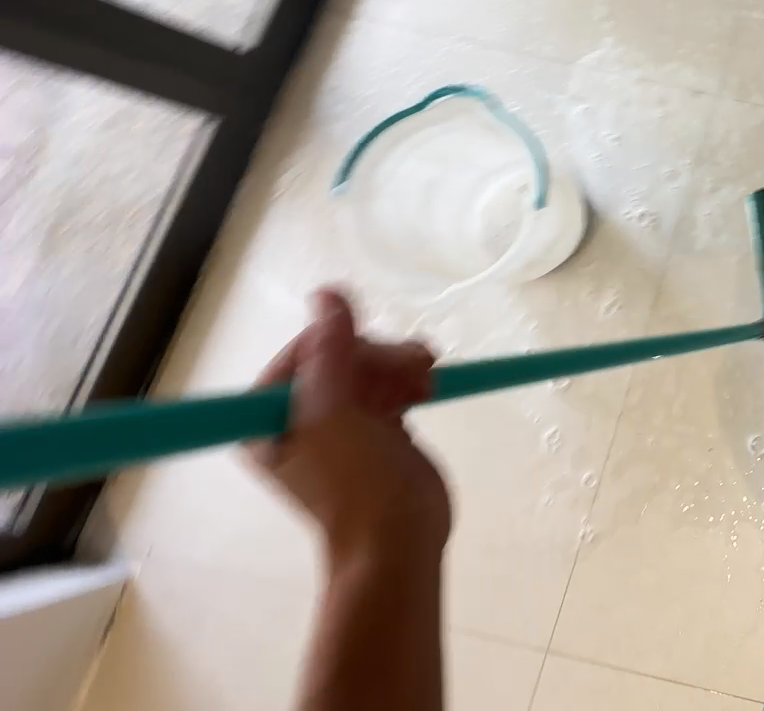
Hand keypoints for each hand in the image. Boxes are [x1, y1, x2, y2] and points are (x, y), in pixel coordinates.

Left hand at [249, 289, 450, 567]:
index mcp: (267, 419)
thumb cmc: (357, 482)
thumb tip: (328, 292)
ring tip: (430, 379)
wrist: (399, 537)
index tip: (383, 360)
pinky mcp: (380, 429)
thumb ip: (331, 351)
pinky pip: (392, 386)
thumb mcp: (336, 413)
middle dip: (384, 357)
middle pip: (344, 357)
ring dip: (404, 365)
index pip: (304, 352)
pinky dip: (411, 379)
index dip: (348, 344)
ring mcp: (341, 424)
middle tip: (422, 366)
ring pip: (373, 368)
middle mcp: (298, 418)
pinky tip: (429, 387)